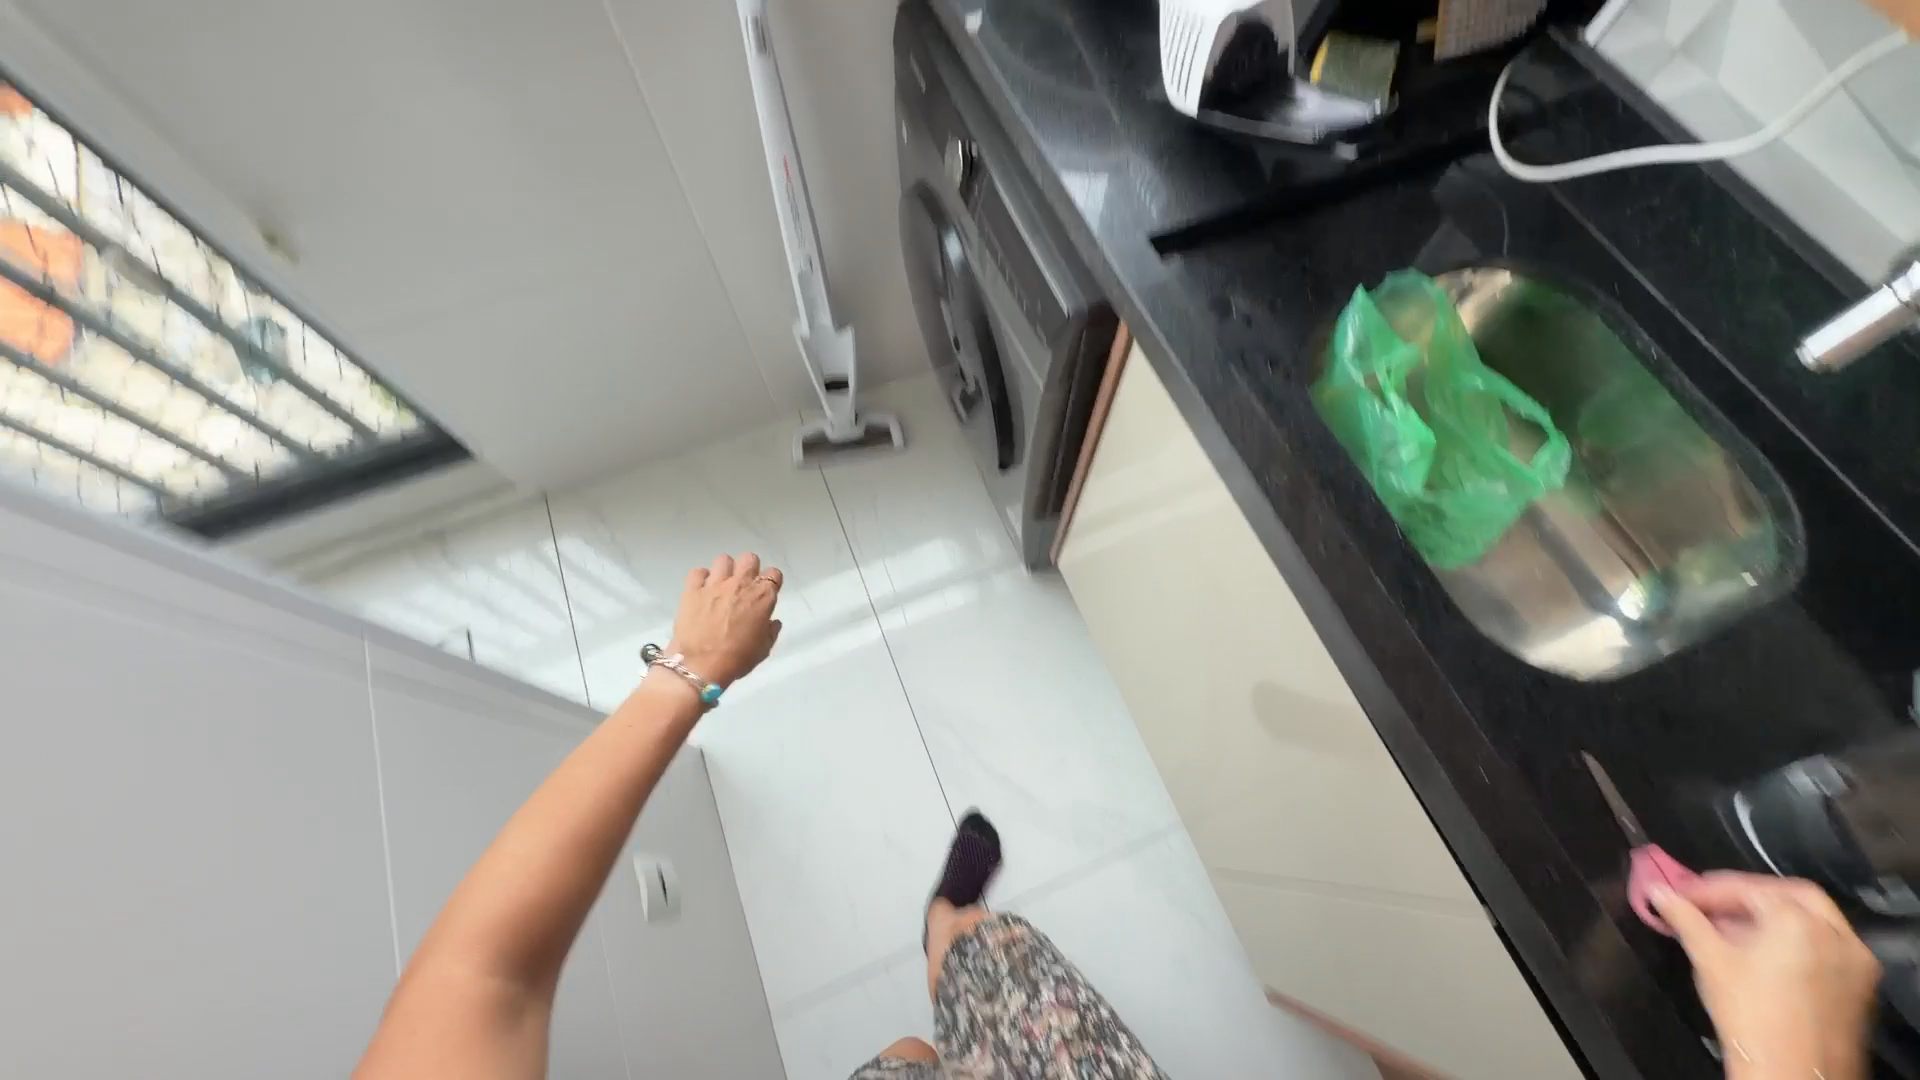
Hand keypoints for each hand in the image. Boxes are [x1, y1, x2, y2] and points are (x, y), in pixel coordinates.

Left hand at [663, 553, 783, 687]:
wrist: (700, 666)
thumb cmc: (737, 659)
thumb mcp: (764, 648)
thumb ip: (770, 631)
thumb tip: (771, 622)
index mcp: (762, 597)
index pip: (774, 573)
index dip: (770, 582)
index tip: (766, 592)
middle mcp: (741, 584)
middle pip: (749, 558)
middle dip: (749, 569)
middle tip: (743, 586)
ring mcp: (715, 584)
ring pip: (724, 559)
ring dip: (725, 570)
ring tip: (721, 586)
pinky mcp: (692, 589)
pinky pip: (698, 572)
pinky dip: (701, 579)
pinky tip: (702, 591)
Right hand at [1650, 872, 1878, 1079]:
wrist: (1791, 1069)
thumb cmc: (1749, 1009)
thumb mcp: (1707, 956)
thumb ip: (1682, 916)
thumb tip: (1658, 892)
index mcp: (1799, 923)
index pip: (1746, 888)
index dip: (1706, 889)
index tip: (1678, 895)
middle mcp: (1836, 937)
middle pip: (1790, 895)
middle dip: (1747, 894)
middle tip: (1710, 902)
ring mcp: (1853, 963)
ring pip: (1810, 919)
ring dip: (1768, 916)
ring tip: (1726, 928)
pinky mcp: (1856, 985)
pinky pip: (1823, 944)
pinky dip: (1791, 938)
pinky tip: (1757, 952)